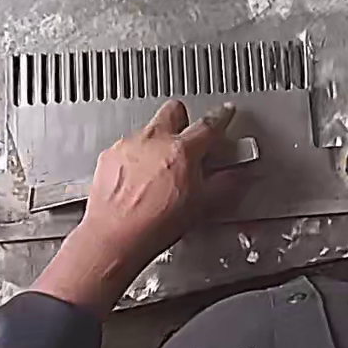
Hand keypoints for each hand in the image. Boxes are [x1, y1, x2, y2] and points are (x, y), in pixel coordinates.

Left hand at [32, 100, 234, 311]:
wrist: (115, 236)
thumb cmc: (154, 224)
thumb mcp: (202, 205)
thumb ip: (225, 184)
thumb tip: (238, 175)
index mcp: (182, 149)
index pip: (209, 124)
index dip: (221, 118)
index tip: (224, 114)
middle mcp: (154, 140)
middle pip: (174, 111)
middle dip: (183, 121)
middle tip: (187, 142)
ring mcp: (128, 145)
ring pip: (148, 129)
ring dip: (157, 143)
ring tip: (160, 170)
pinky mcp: (109, 156)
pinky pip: (127, 147)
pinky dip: (134, 158)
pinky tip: (137, 180)